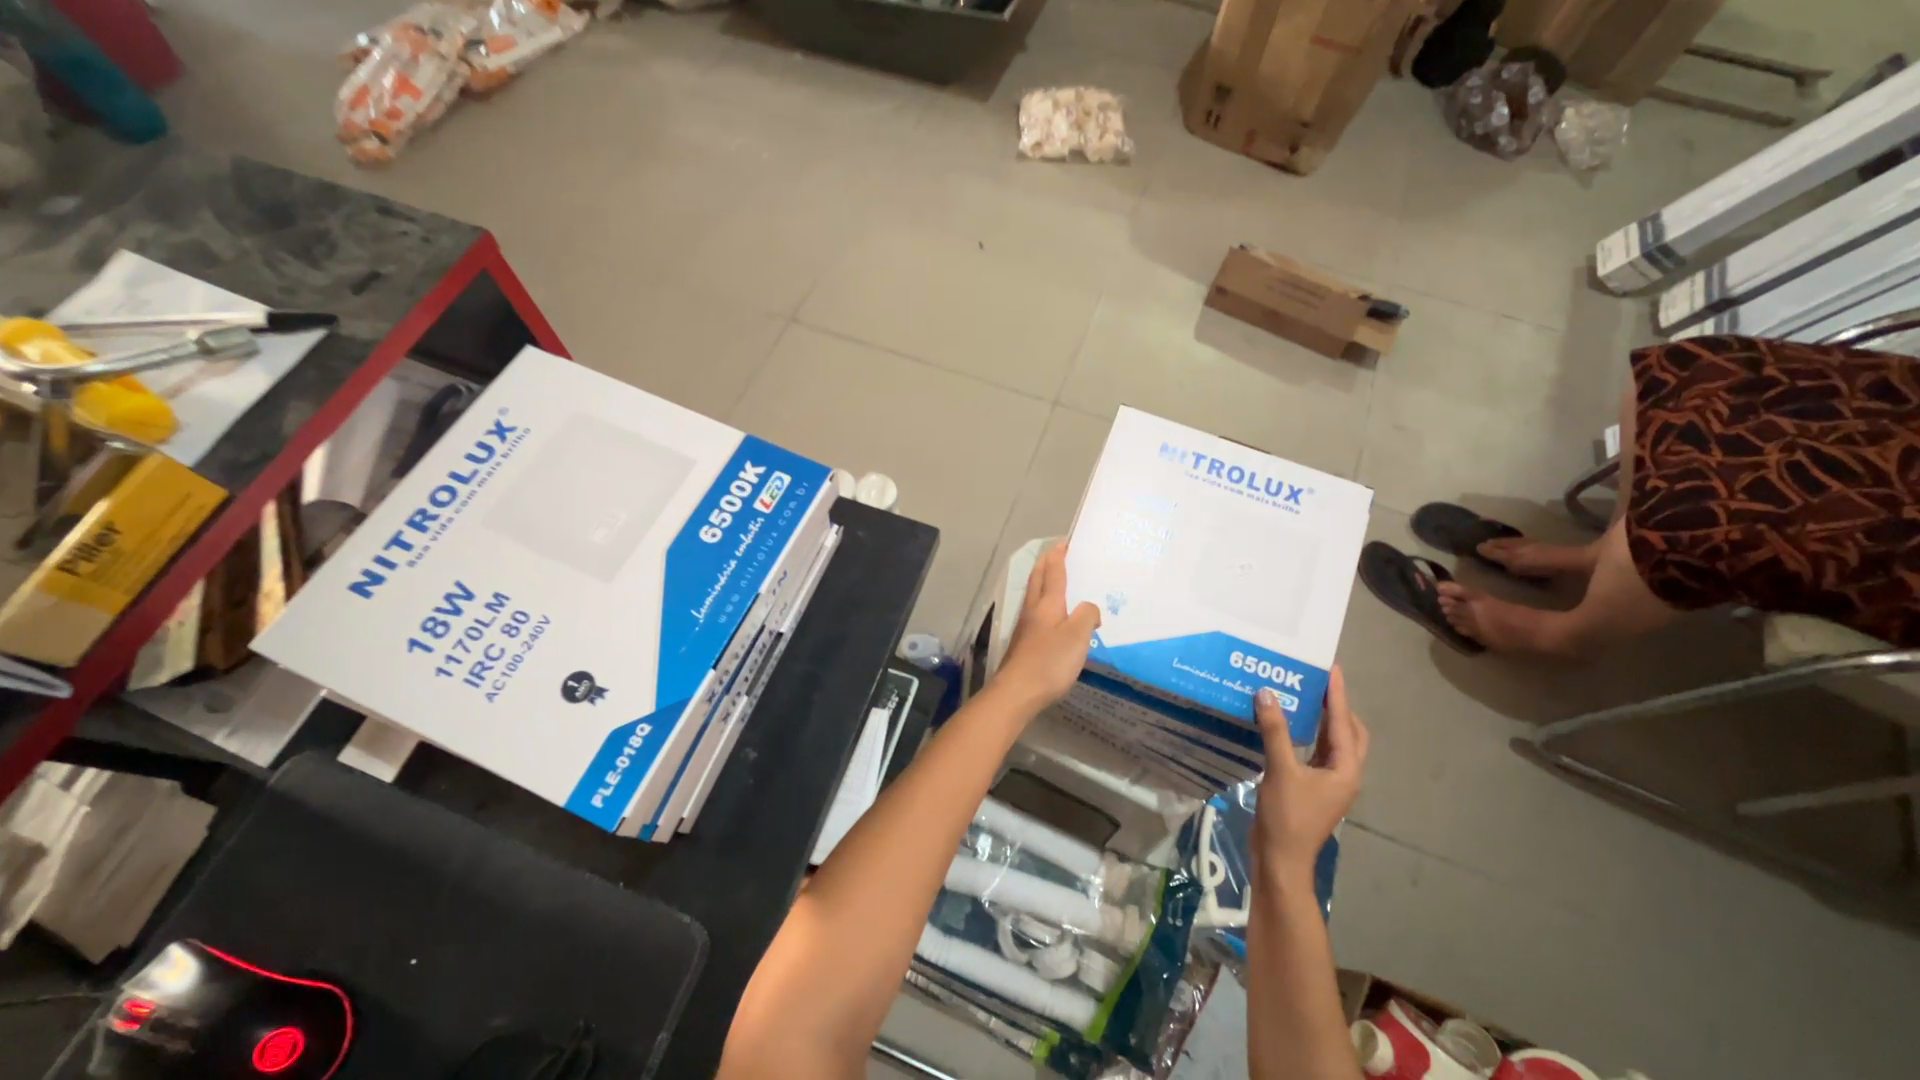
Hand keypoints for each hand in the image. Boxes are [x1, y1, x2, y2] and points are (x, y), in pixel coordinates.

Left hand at [993, 543, 1100, 711]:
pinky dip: (1046, 604)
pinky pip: (1037, 613)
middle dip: (1047, 563)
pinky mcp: (1024, 643)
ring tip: (1058, 580)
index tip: (1064, 541)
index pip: (1053, 571)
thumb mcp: (1078, 635)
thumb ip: (1087, 615)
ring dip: (1044, 582)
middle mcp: (1033, 609)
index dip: (1059, 555)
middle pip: (1038, 579)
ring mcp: (1026, 627)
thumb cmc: (1050, 661)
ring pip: (1035, 596)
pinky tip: (1055, 616)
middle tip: (1058, 552)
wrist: (1017, 692)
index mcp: (1047, 603)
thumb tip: (1089, 608)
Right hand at [1252, 665, 1367, 886]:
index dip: (1336, 693)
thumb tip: (1266, 693)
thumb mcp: (1280, 771)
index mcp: (1346, 769)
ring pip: (1332, 743)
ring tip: (1302, 696)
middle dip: (1336, 707)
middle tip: (1316, 682)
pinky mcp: (1312, 789)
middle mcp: (1344, 773)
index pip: (1342, 722)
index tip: (1329, 667)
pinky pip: (1315, 754)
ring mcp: (1329, 783)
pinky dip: (1306, 736)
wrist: (1280, 861)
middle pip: (1349, 732)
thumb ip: (1275, 731)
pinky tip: (1286, 727)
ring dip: (1321, 721)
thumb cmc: (1288, 818)